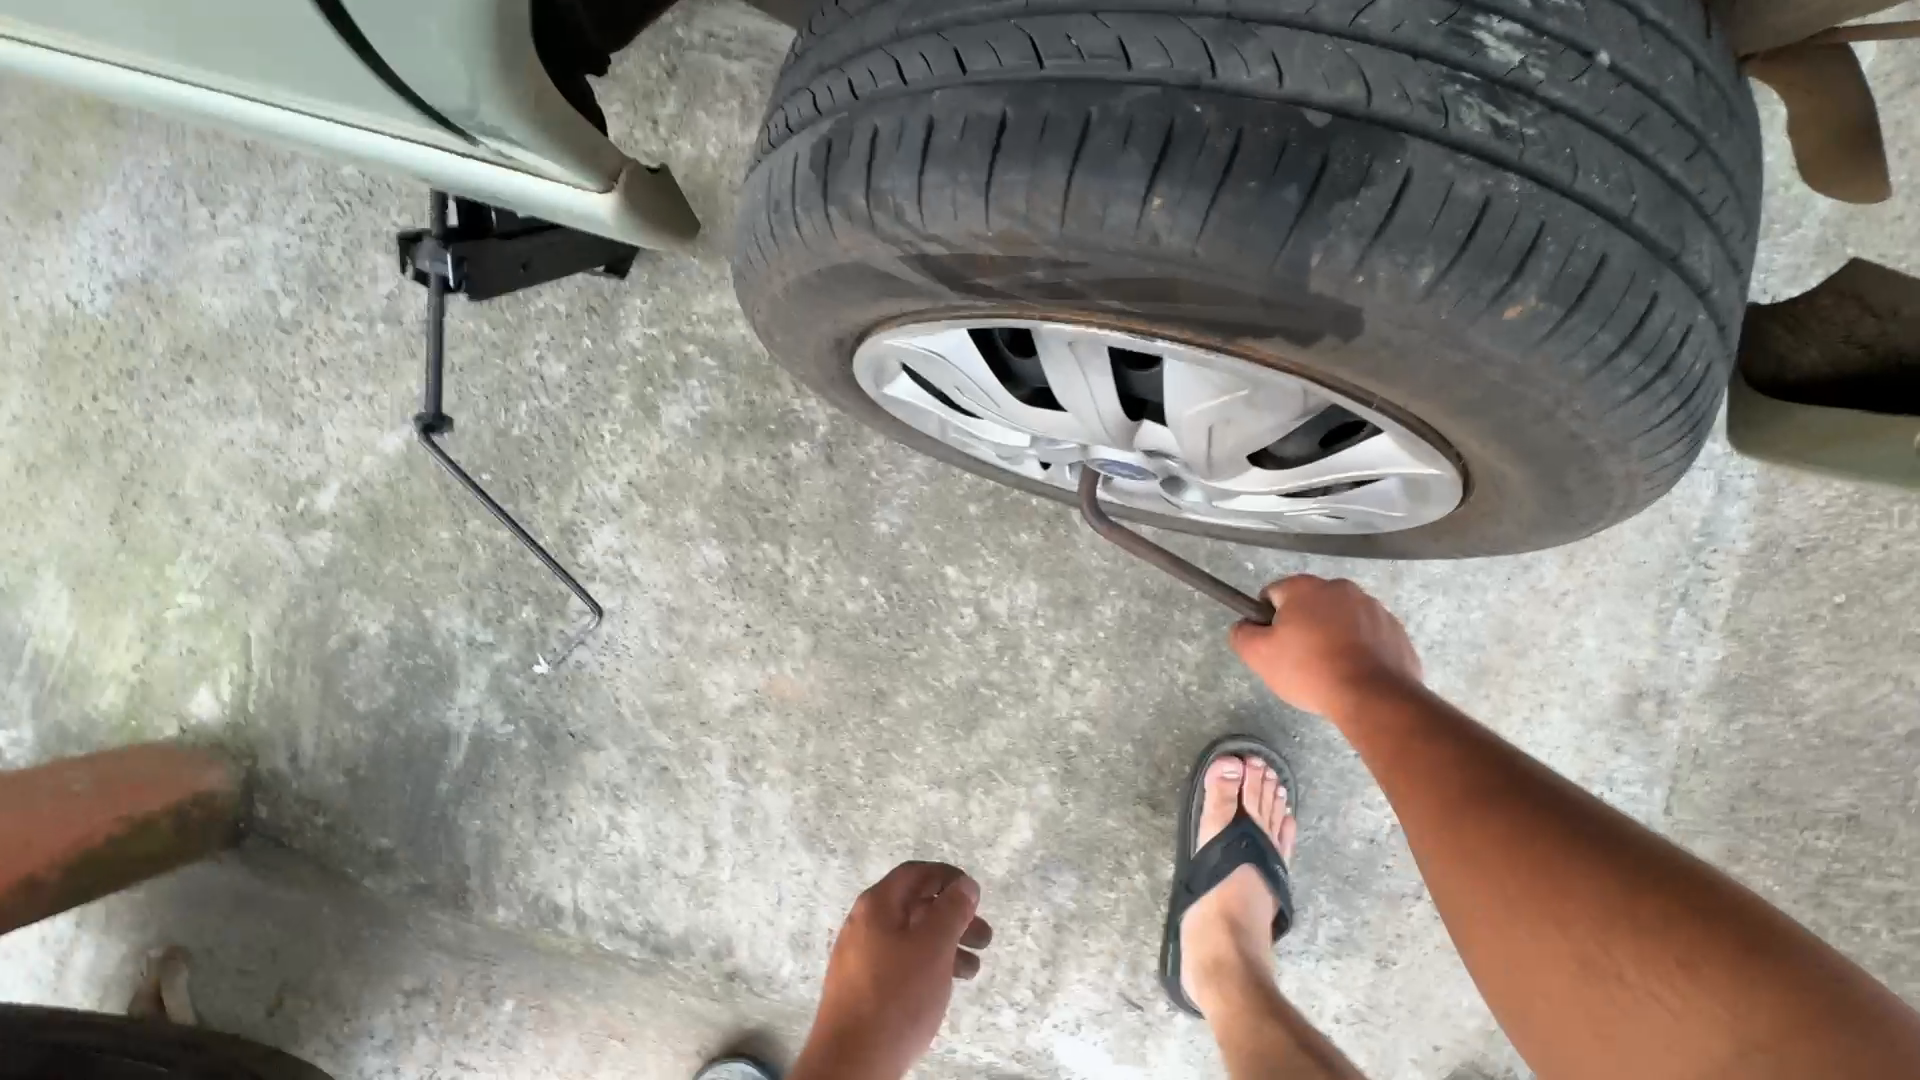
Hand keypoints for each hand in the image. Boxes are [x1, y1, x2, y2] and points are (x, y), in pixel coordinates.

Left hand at [791, 862, 992, 1079]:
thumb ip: (952, 910)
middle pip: (916, 906)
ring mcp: (861, 957)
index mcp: (877, 905)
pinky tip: (944, 986)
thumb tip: (964, 884)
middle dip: (953, 917)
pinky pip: (900, 963)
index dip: (947, 877)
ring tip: (973, 968)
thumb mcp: (933, 947)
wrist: (850, 1062)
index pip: (916, 873)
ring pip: (911, 938)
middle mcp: (865, 924)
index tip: (975, 895)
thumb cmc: (896, 995)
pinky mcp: (863, 987)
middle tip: (985, 937)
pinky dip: (926, 966)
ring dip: (945, 945)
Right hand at [1229, 575, 1423, 718]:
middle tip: (1299, 660)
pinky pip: (1367, 635)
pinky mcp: (1396, 630)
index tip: (1275, 645)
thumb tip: (1245, 625)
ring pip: (1340, 619)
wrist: (1374, 696)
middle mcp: (1341, 588)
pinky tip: (1354, 672)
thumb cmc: (1310, 670)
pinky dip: (1359, 648)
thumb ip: (1241, 633)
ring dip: (1332, 636)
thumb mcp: (1258, 656)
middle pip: (1309, 604)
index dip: (1267, 620)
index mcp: (1305, 587)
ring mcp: (1374, 607)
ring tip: (1330, 669)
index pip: (1273, 594)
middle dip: (1302, 626)